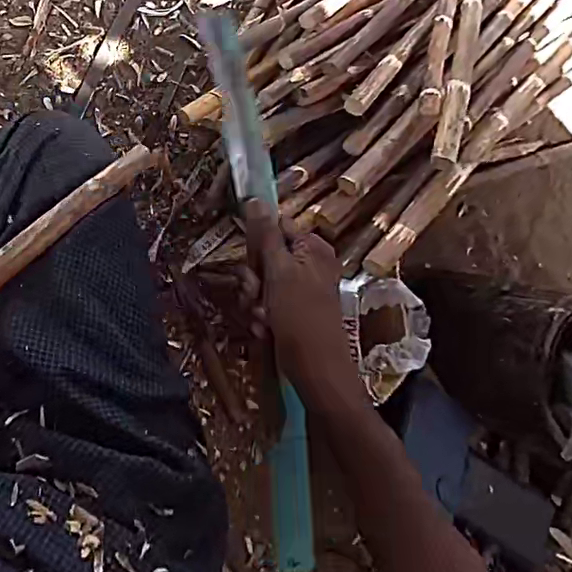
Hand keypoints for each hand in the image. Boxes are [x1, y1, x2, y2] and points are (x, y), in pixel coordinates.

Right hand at [244, 200, 365, 414]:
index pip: (275, 226)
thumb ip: (265, 235)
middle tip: (257, 295)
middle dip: (254, 279)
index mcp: (312, 247)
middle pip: (265, 255)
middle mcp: (309, 263)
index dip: (259, 244)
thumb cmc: (301, 317)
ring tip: (263, 318)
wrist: (317, 373)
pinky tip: (265, 329)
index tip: (254, 264)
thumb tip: (255, 198)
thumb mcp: (279, 271)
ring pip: (262, 281)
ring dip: (255, 301)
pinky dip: (262, 315)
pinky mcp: (294, 310)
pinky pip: (267, 302)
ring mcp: (302, 288)